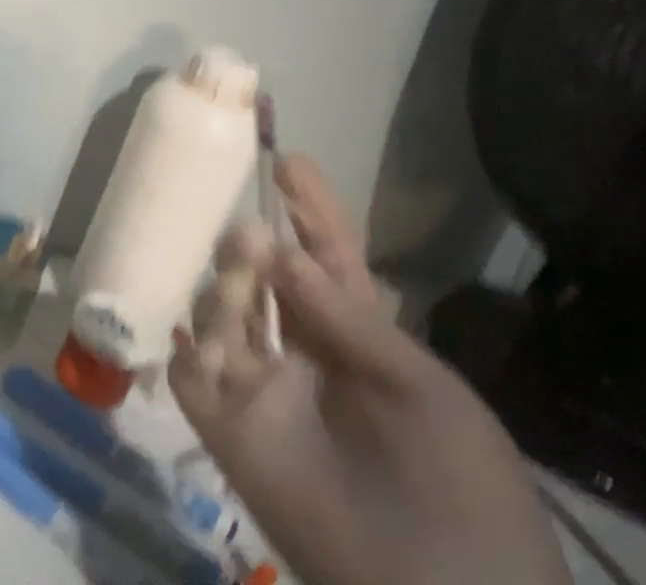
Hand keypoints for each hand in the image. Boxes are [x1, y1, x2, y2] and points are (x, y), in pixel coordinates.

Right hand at [168, 155, 572, 584]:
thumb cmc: (459, 483)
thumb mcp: (423, 390)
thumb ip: (346, 322)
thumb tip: (280, 255)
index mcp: (361, 341)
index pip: (326, 260)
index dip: (309, 211)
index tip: (286, 163)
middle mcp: (303, 355)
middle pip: (264, 281)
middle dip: (255, 245)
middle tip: (253, 231)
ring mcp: (261, 391)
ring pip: (222, 317)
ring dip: (227, 288)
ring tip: (242, 272)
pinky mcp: (227, 430)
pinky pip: (190, 378)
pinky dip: (186, 350)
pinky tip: (199, 334)